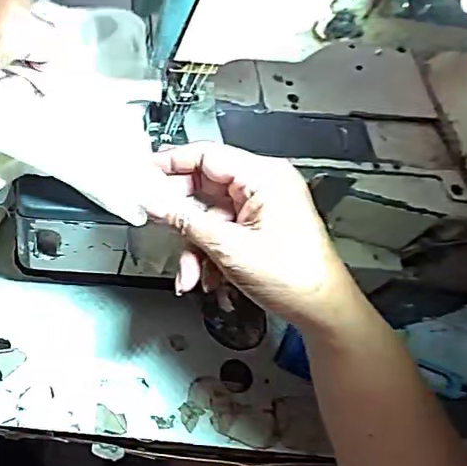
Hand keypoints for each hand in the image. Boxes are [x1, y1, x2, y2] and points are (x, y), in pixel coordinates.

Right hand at [149, 143, 368, 330]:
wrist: (321, 310)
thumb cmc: (296, 277)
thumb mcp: (228, 247)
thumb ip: (186, 220)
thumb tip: (157, 202)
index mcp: (265, 177)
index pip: (207, 155)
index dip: (172, 162)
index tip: (145, 173)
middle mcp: (262, 186)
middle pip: (202, 186)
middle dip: (179, 215)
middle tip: (157, 221)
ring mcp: (258, 207)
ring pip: (205, 215)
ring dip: (191, 245)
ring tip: (189, 270)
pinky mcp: (254, 227)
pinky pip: (216, 231)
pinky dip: (204, 253)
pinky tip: (202, 274)